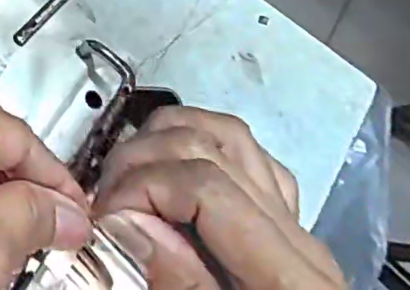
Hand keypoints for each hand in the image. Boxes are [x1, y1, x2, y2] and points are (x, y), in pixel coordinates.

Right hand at [92, 107, 343, 289]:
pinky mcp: (288, 232)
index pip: (205, 184)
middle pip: (208, 147)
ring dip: (165, 138)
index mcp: (298, 285)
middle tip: (106, 202)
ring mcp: (301, 233)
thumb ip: (182, 288)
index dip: (141, 187)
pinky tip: (172, 167)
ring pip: (226, 134)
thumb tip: (128, 221)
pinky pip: (246, 155)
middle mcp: (305, 247)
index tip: (105, 218)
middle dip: (140, 160)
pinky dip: (198, 143)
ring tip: (130, 174)